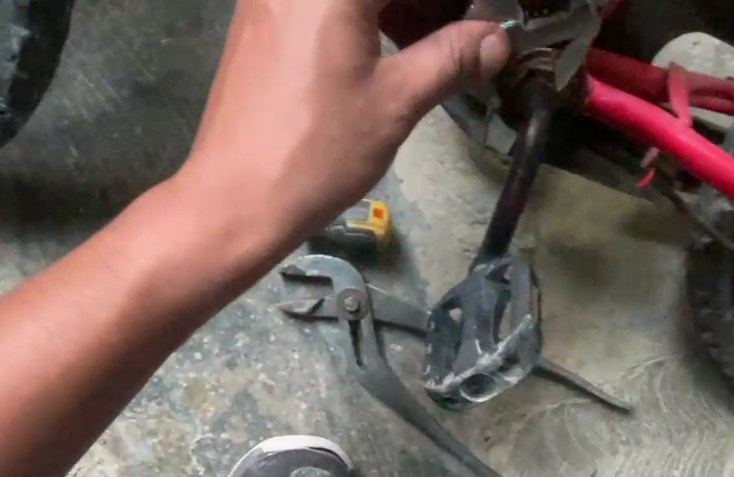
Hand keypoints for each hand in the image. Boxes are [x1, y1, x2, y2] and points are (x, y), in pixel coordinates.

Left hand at [179, 0, 509, 250]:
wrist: (235, 200)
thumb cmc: (317, 154)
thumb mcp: (393, 105)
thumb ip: (448, 59)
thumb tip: (498, 39)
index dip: (452, 4)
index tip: (479, 21)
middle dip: (426, 4)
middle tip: (460, 35)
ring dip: (397, 6)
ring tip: (429, 47)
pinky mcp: (260, 15)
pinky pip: (321, 0)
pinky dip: (362, 13)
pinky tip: (384, 51)